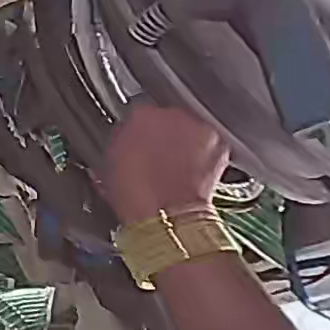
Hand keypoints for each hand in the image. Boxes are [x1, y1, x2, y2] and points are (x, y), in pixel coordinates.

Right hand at [104, 103, 229, 223]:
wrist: (167, 214)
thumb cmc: (135, 195)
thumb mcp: (110, 165)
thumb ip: (122, 142)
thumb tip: (128, 141)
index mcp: (140, 116)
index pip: (138, 114)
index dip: (136, 132)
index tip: (135, 144)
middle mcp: (173, 115)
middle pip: (167, 118)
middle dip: (163, 135)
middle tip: (155, 157)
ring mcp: (198, 129)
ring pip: (189, 130)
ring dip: (184, 143)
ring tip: (172, 167)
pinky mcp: (219, 145)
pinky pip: (207, 144)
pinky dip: (201, 155)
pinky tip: (188, 173)